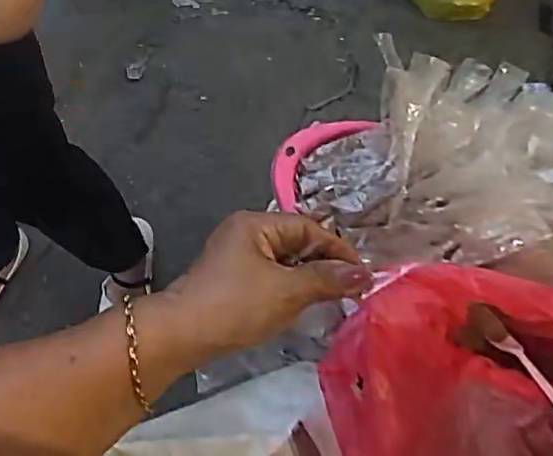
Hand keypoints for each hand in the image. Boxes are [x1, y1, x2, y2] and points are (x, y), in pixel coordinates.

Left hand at [159, 212, 369, 356]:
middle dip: (326, 261)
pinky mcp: (236, 275)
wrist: (188, 329)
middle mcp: (245, 230)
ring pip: (285, 258)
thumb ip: (325, 279)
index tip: (365, 274)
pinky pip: (274, 272)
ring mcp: (238, 253)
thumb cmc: (237, 303)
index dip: (337, 248)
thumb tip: (363, 272)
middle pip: (295, 239)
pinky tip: (309, 303)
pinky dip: (294, 284)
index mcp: (254, 223)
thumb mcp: (287, 290)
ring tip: (340, 297)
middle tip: (357, 288)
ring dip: (311, 275)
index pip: (305, 226)